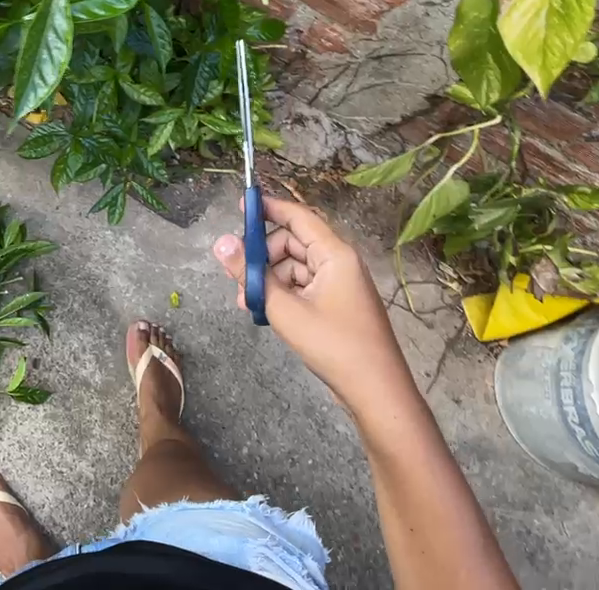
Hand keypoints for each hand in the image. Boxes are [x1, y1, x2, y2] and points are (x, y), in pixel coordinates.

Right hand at [213, 195, 413, 411]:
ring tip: (248, 303)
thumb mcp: (284, 309)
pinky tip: (264, 312)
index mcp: (334, 254)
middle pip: (292, 243)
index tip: (240, 204)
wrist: (377, 394)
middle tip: (237, 275)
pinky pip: (302, 286)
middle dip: (262, 256)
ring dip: (268, 279)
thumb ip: (250, 274)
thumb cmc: (334, 345)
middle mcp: (339, 262)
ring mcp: (339, 284)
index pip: (298, 216)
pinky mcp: (336, 304)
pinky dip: (282, 294)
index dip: (268, 208)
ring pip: (294, 267)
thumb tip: (221, 243)